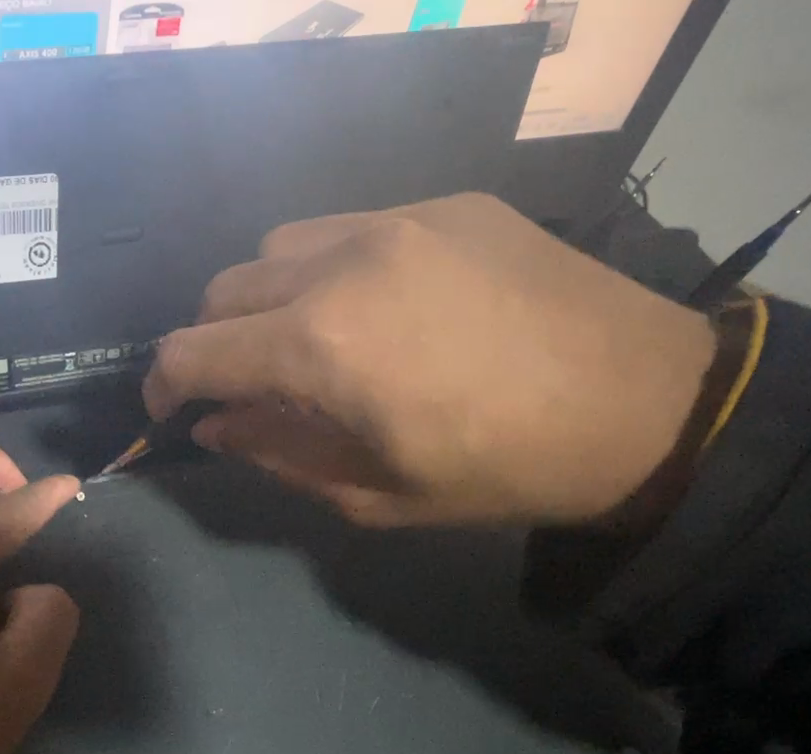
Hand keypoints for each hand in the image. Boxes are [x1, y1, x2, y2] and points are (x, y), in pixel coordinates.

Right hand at [143, 193, 719, 527]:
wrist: (648, 405)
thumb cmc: (499, 470)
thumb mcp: (370, 492)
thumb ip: (273, 452)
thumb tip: (215, 424)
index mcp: (318, 347)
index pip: (191, 353)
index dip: (162, 386)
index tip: (166, 410)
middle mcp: (340, 265)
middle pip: (221, 291)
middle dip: (211, 343)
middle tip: (242, 385)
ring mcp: (395, 222)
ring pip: (274, 248)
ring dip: (261, 298)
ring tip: (302, 336)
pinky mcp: (443, 205)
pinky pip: (343, 225)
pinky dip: (323, 267)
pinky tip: (370, 303)